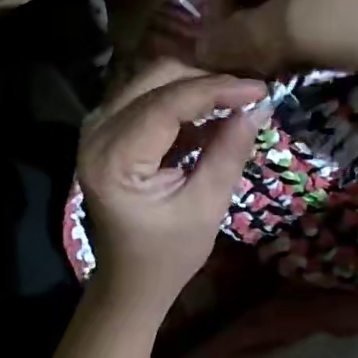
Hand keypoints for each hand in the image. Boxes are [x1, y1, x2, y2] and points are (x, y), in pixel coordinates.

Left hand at [77, 60, 268, 306]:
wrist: (130, 278)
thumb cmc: (168, 253)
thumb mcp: (206, 207)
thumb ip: (228, 152)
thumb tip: (257, 106)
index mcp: (113, 160)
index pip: (167, 104)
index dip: (216, 89)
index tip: (260, 89)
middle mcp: (96, 132)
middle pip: (157, 79)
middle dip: (208, 81)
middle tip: (251, 94)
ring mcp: (97, 125)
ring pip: (153, 78)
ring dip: (196, 84)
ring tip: (237, 99)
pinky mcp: (107, 125)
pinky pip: (148, 92)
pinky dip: (183, 96)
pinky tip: (213, 110)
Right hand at [195, 0, 357, 74]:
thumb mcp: (289, 30)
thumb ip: (233, 40)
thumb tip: (193, 51)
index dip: (211, 10)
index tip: (229, 51)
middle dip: (241, 23)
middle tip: (256, 64)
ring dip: (268, 30)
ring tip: (284, 62)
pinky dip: (296, 25)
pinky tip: (310, 52)